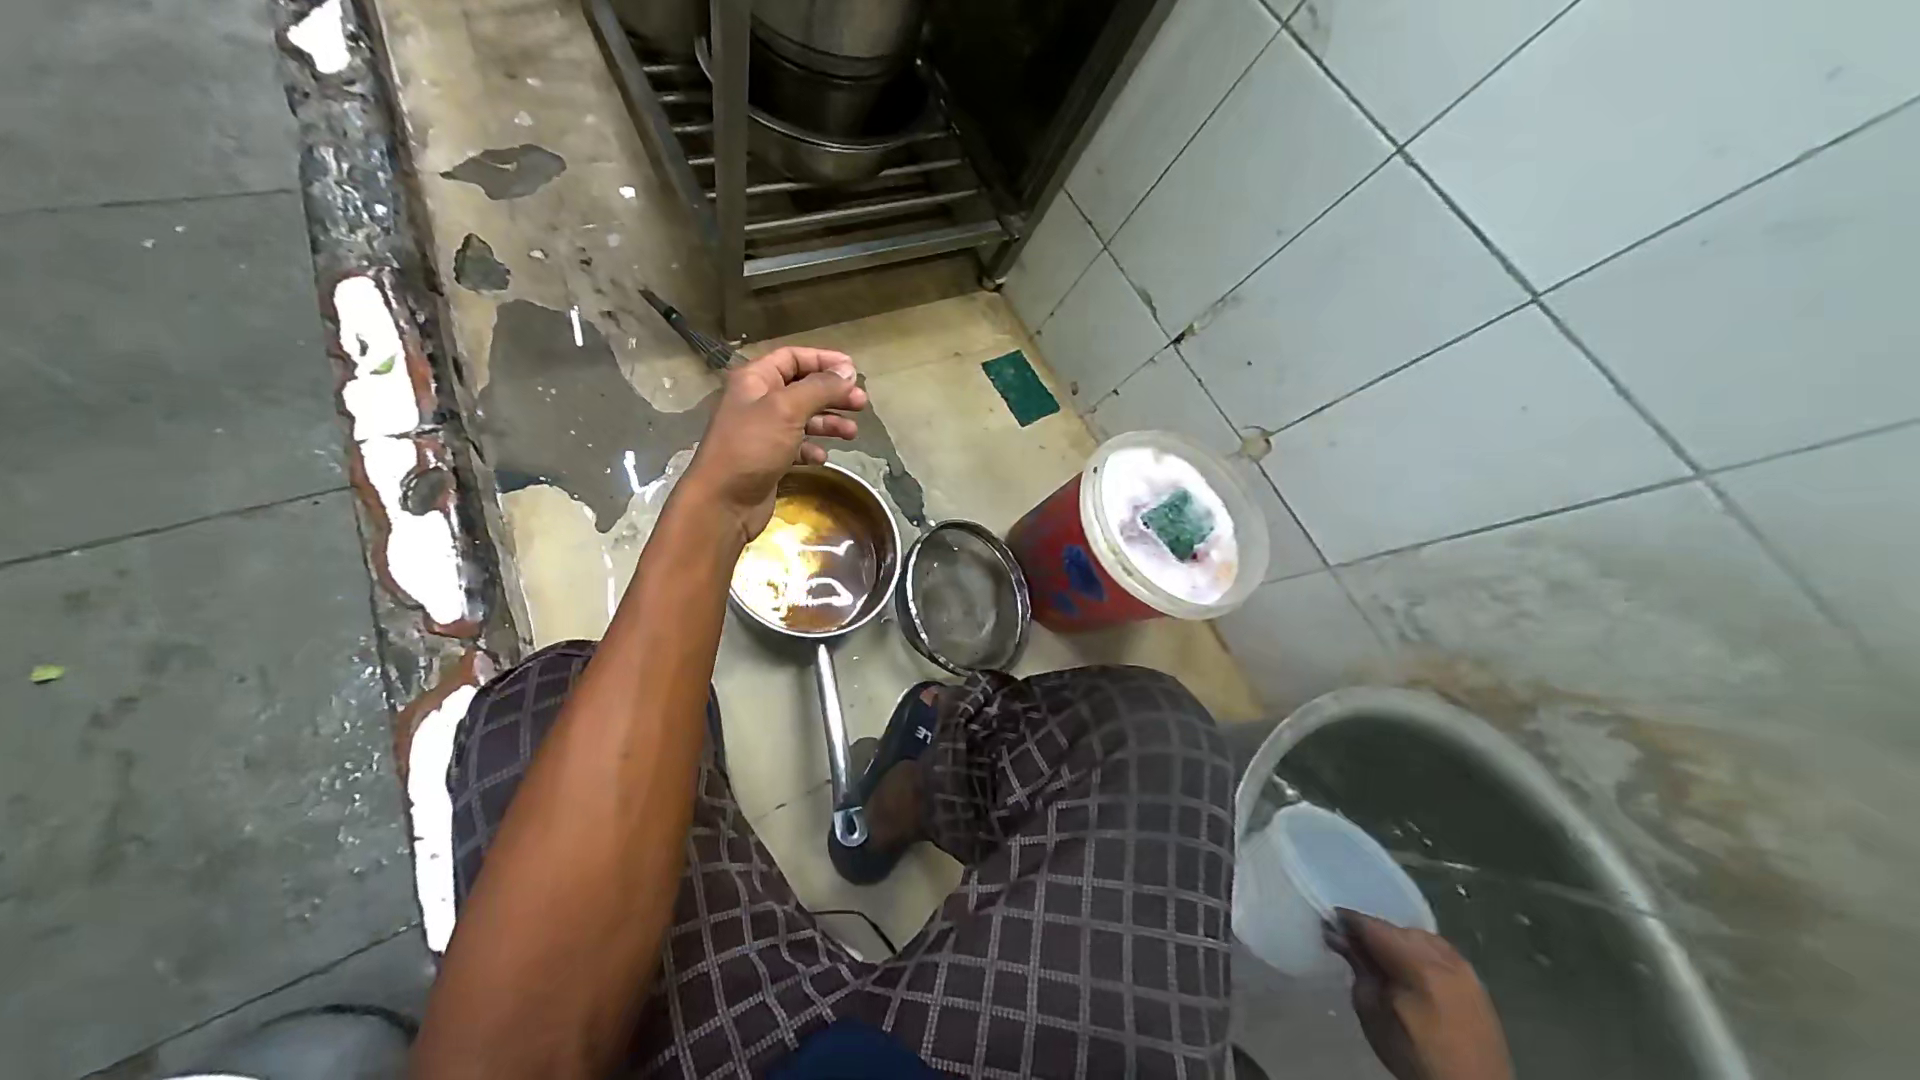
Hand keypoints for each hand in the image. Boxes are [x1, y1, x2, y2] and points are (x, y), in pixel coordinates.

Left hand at [680, 346, 867, 544]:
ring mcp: (764, 432)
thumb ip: (820, 387)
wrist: (724, 501)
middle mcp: (758, 401)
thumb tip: (848, 371)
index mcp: (755, 380)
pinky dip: (812, 449)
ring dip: (829, 423)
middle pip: (803, 388)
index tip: (853, 371)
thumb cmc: (752, 446)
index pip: (792, 358)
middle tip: (861, 403)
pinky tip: (821, 458)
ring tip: (852, 433)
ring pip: (804, 418)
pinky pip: (797, 446)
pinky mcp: (770, 458)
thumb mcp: (788, 409)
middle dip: (833, 394)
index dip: (823, 360)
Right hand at [1326, 910, 1512, 1079]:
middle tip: (1351, 945)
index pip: (1372, 926)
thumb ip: (1358, 968)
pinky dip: (1420, 951)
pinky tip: (1411, 967)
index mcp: (1417, 966)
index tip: (1329, 923)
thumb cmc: (1414, 1056)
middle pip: (1396, 929)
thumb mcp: (1373, 1013)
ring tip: (1382, 957)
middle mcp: (1444, 959)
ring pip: (1420, 937)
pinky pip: (1440, 951)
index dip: (1347, 921)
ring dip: (1397, 940)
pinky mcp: (1477, 983)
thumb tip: (1338, 936)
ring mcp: (1465, 969)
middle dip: (1372, 932)